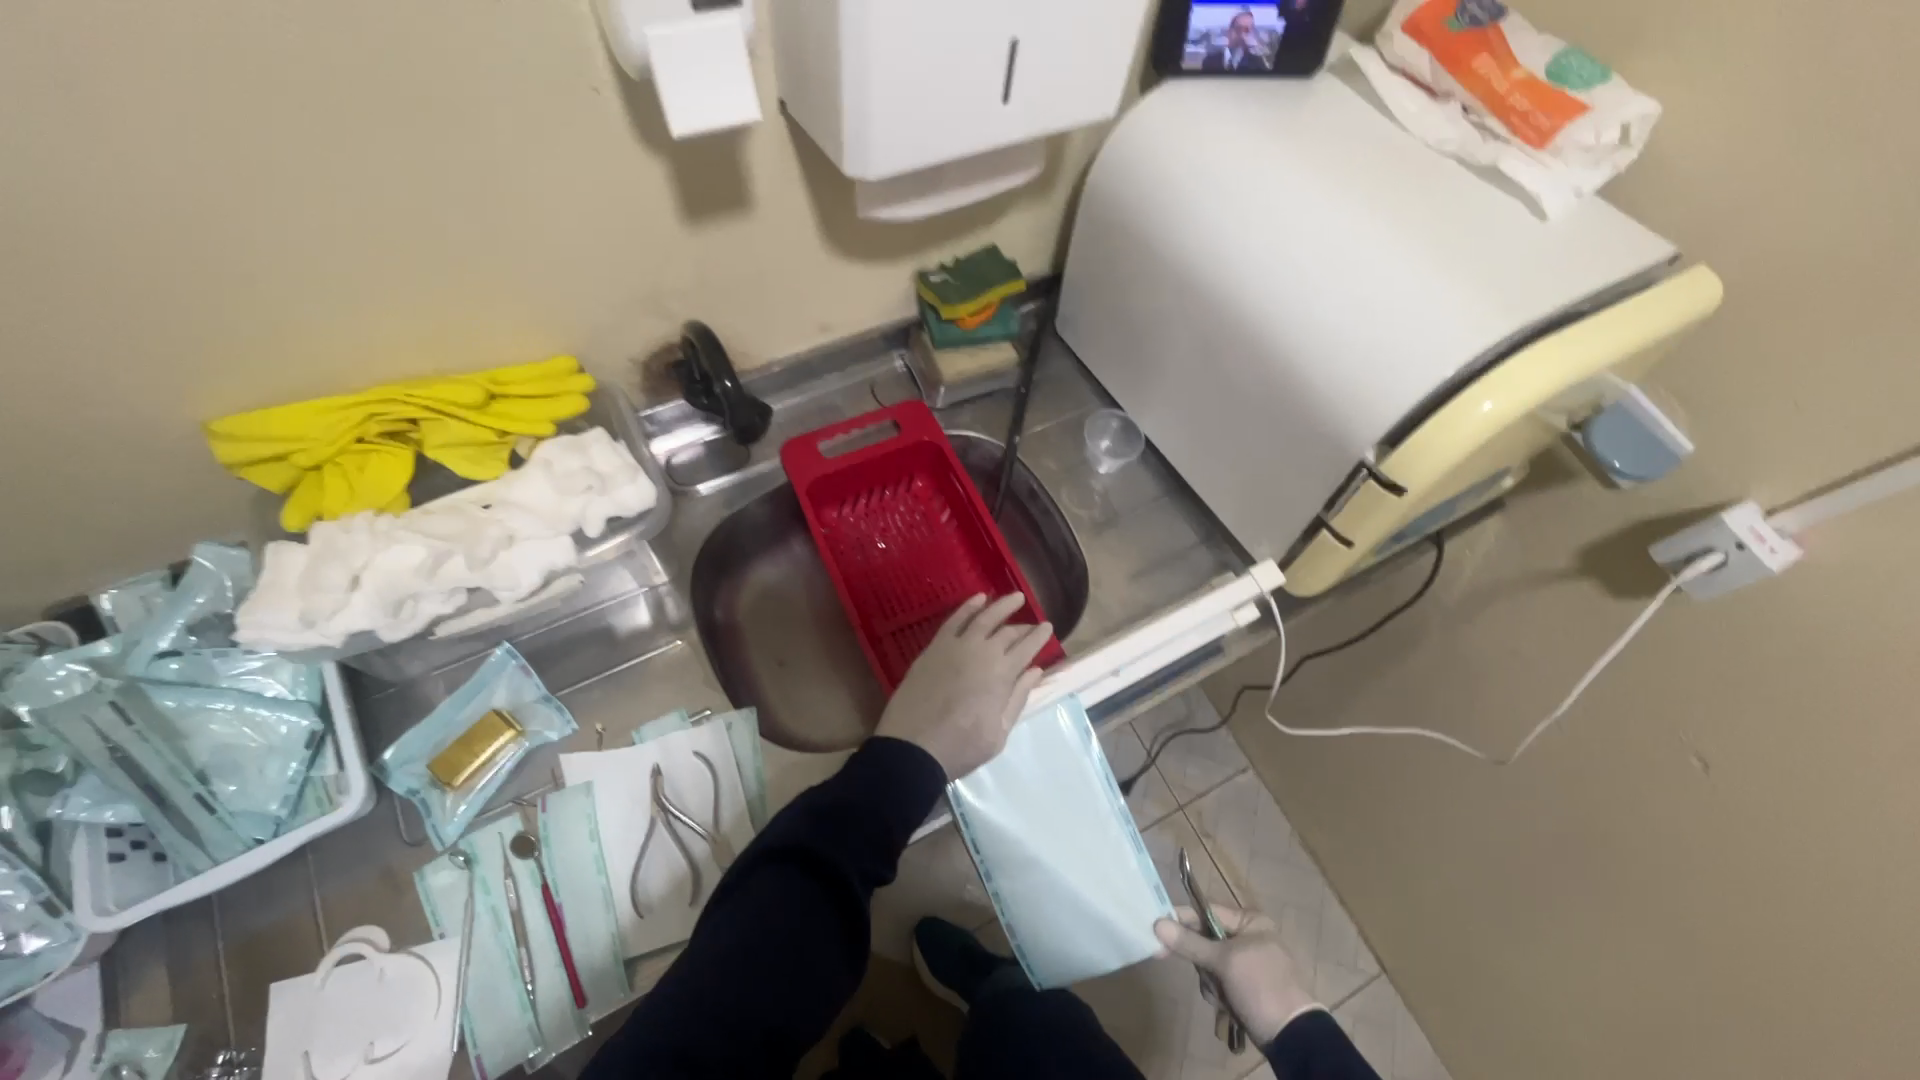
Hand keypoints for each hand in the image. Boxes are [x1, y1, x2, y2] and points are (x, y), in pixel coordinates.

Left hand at [874, 594, 1051, 779]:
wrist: (912, 747)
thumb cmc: (961, 747)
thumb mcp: (999, 732)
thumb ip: (1017, 698)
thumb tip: (1035, 671)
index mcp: (1002, 674)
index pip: (1028, 647)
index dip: (1039, 636)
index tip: (1048, 627)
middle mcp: (982, 652)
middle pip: (1008, 632)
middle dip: (1023, 627)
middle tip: (1032, 624)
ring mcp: (956, 646)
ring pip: (984, 617)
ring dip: (1002, 605)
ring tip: (1016, 597)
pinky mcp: (934, 647)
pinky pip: (954, 619)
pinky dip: (968, 607)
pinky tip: (979, 598)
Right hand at [1154, 904, 1318, 1045]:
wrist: (1290, 1035)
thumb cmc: (1261, 986)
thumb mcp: (1225, 961)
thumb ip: (1190, 943)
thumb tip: (1157, 923)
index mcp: (1250, 922)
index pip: (1206, 911)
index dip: (1182, 919)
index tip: (1156, 927)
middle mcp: (1247, 938)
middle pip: (1204, 938)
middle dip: (1201, 960)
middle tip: (1194, 968)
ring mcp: (1244, 963)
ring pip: (1207, 962)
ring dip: (1209, 980)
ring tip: (1221, 993)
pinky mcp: (1241, 986)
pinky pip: (1216, 980)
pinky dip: (1216, 992)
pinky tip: (1226, 1002)